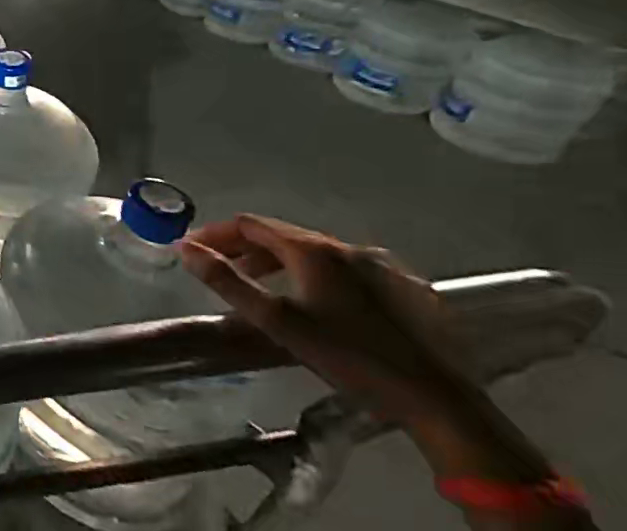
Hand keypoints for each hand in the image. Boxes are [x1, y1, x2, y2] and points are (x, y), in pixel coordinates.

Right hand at [180, 215, 468, 427]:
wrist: (441, 402)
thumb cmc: (350, 357)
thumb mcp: (277, 322)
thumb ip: (227, 281)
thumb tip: (185, 249)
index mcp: (313, 249)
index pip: (249, 224)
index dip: (216, 233)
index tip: (193, 249)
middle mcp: (346, 247)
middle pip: (282, 235)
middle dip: (245, 248)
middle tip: (223, 269)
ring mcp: (382, 266)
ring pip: (316, 252)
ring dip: (280, 262)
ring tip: (265, 287)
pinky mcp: (408, 289)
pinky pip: (348, 269)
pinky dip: (318, 276)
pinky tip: (321, 302)